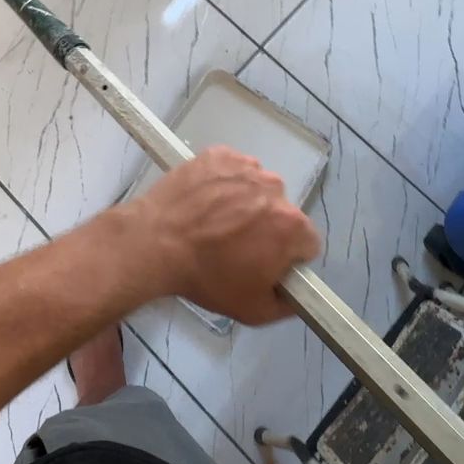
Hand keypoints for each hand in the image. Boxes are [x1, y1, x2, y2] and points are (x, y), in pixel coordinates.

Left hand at [121, 146, 320, 324]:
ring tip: (215, 220)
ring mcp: (245, 166)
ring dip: (245, 200)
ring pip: (257, 187)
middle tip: (234, 243)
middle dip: (265, 225)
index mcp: (291, 225)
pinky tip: (204, 199)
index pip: (307, 241)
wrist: (155, 242)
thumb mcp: (255, 310)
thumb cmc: (206, 277)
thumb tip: (297, 290)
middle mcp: (275, 188)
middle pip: (281, 211)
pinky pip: (232, 169)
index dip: (288, 255)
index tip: (265, 261)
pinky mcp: (219, 154)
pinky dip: (223, 181)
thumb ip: (288, 302)